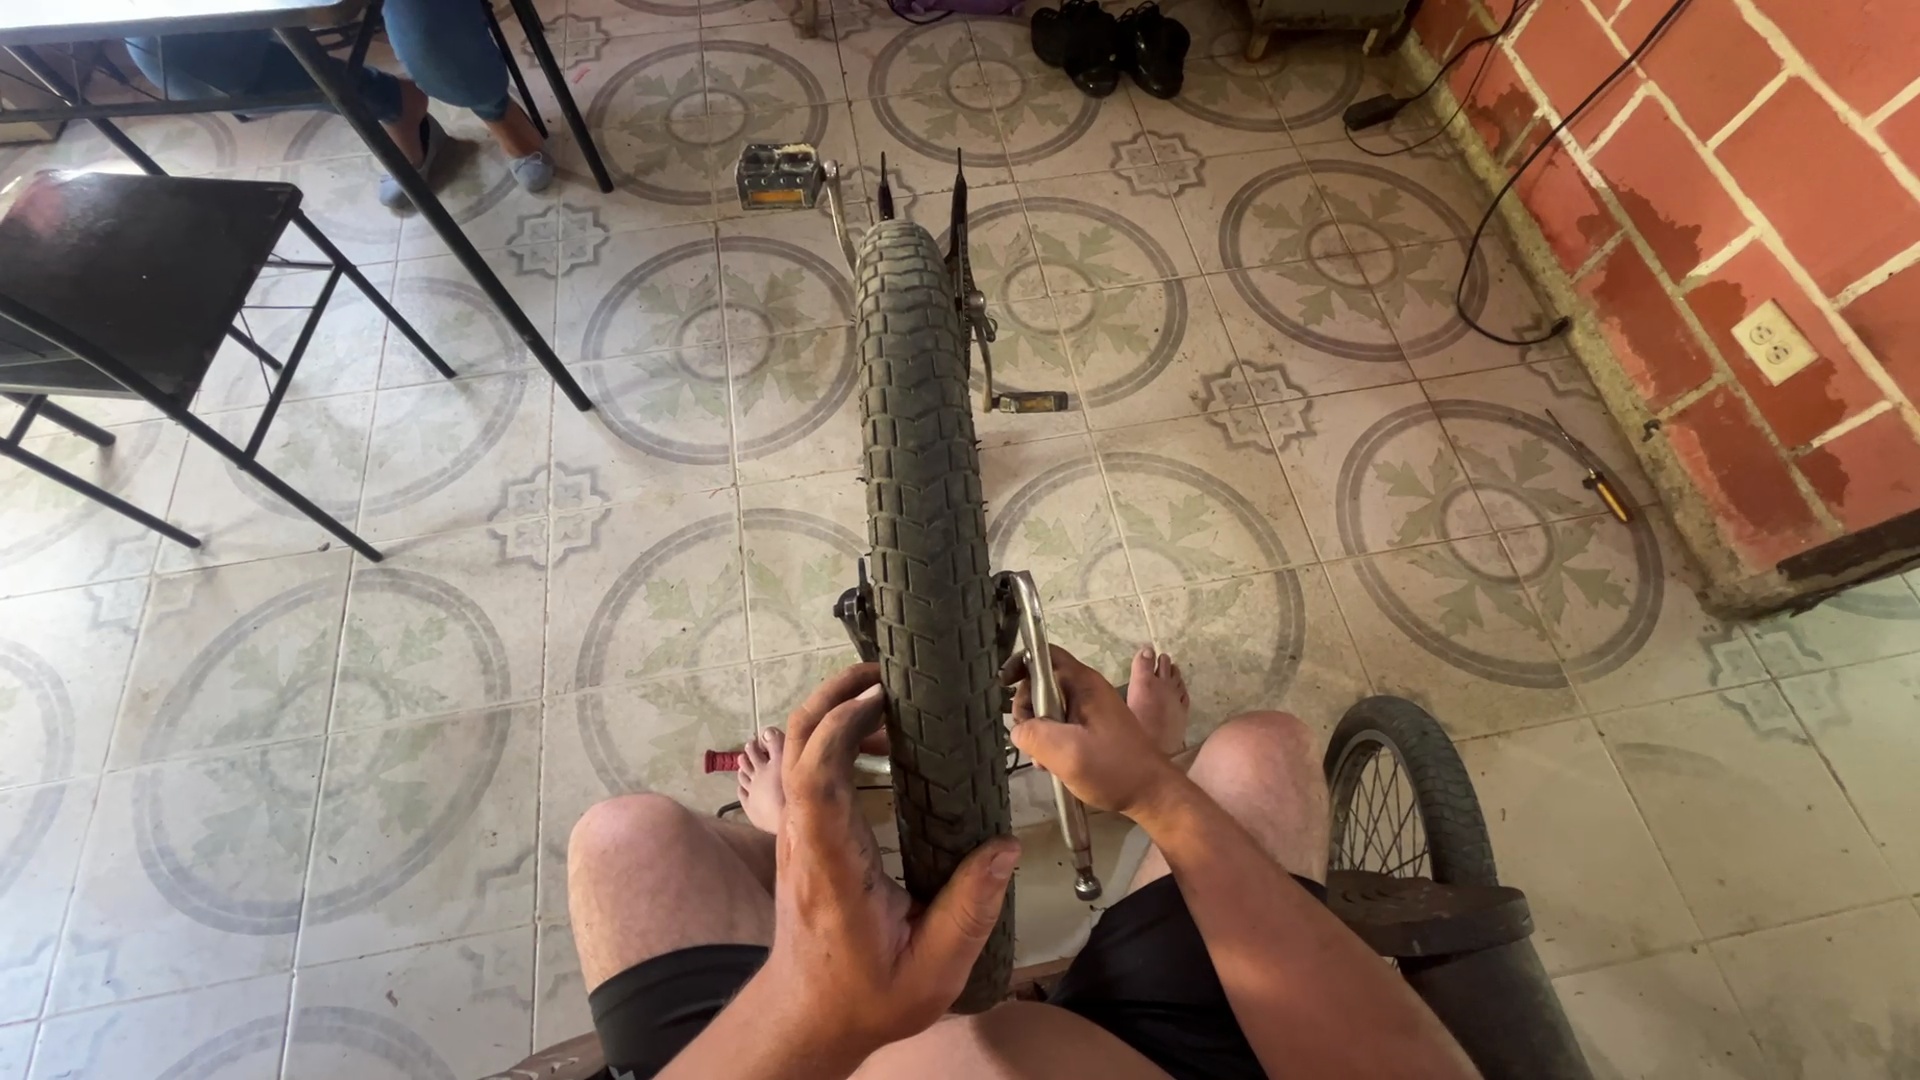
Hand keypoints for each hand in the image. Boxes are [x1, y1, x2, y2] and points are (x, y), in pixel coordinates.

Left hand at [757, 664, 1020, 1063]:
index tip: (882, 697)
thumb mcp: (933, 970)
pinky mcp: (803, 830)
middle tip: (887, 674)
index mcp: (831, 859)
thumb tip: (1006, 847)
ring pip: (797, 747)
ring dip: (836, 709)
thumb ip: (971, 909)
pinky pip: (808, 764)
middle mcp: (804, 833)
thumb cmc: (866, 994)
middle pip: (797, 742)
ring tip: (892, 702)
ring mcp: (797, 829)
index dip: (840, 725)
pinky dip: (838, 735)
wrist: (808, 1016)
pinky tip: (882, 744)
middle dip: (834, 693)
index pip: (814, 775)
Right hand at [1008, 646, 1185, 817]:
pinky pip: (1062, 724)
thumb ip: (1033, 735)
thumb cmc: (1113, 769)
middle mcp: (1087, 690)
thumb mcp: (1066, 752)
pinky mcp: (1093, 728)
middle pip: (1042, 684)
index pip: (1046, 655)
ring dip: (1038, 730)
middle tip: (1030, 740)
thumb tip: (1018, 730)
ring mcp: (1091, 709)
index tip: (1003, 687)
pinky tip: (1053, 763)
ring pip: (1050, 707)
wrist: (1152, 794)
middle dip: (1028, 710)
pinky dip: (1052, 740)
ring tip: (1044, 760)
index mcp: (1084, 684)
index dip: (1021, 664)